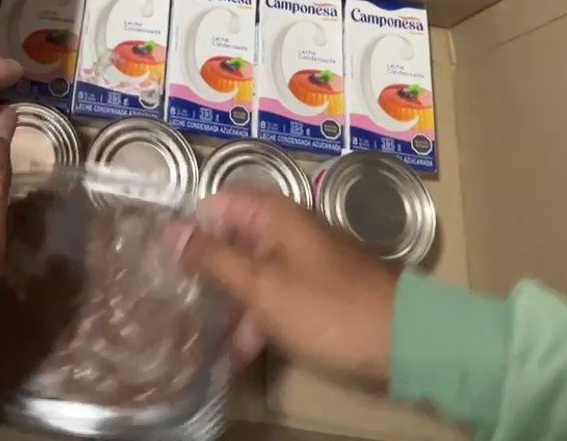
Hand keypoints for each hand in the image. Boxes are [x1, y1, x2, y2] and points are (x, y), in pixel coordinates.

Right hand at [175, 189, 399, 383]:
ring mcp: (298, 259)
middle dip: (203, 275)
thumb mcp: (260, 285)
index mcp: (269, 213)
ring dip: (226, 308)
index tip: (160, 262)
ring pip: (248, 274)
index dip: (188, 231)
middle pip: (228, 242)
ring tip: (196, 345)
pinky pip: (270, 297)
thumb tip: (169, 229)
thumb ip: (212, 258)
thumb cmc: (326, 306)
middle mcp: (282, 227)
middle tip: (170, 306)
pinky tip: (233, 360)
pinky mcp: (312, 290)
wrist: (406, 342)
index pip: (213, 206)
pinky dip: (253, 322)